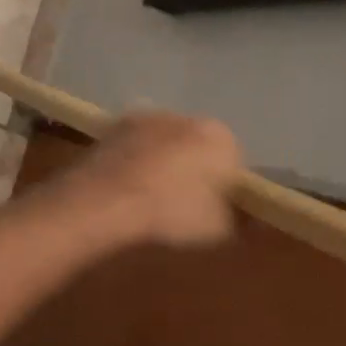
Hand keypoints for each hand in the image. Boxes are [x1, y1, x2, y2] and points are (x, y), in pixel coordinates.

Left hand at [66, 111, 241, 247]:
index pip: (233, 160)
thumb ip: (237, 217)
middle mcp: (182, 117)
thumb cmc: (172, 212)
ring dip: (160, 159)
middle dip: (193, 166)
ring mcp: (141, 117)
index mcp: (219, 136)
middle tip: (184, 200)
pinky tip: (127, 184)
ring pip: (162, 141)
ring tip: (152, 194)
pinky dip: (133, 159)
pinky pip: (133, 146)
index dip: (226, 185)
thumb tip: (241, 214)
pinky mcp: (109, 126)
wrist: (103, 198)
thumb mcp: (221, 228)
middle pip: (195, 144)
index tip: (217, 206)